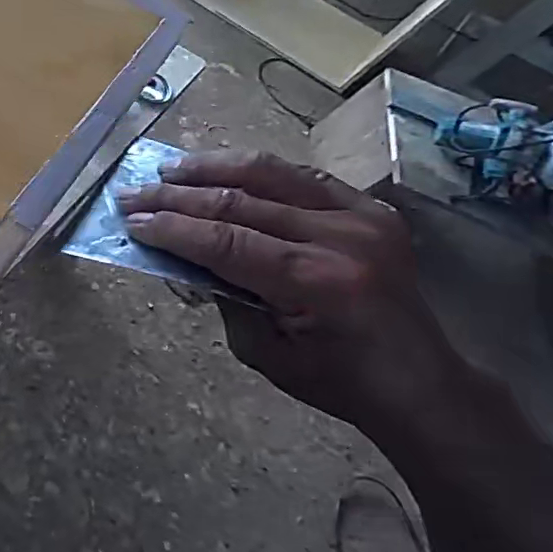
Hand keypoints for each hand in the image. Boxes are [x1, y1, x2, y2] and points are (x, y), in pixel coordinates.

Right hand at [114, 150, 472, 435]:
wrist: (422, 382)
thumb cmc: (333, 377)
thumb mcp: (259, 347)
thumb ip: (218, 292)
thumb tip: (175, 250)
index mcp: (317, 282)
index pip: (223, 240)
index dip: (170, 228)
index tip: (131, 222)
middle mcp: (340, 240)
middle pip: (236, 201)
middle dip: (173, 197)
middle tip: (130, 194)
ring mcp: (360, 217)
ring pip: (265, 173)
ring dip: (207, 169)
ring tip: (166, 170)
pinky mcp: (368, 208)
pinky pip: (298, 175)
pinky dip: (251, 169)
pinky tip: (216, 169)